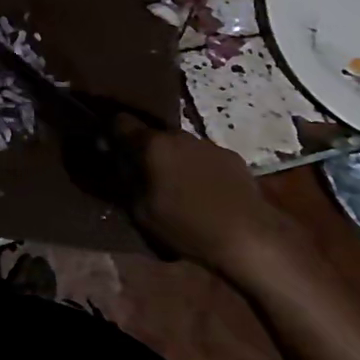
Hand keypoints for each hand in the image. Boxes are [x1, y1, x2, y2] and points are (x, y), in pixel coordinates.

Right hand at [115, 117, 305, 281]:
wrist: (250, 237)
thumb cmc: (186, 226)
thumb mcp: (141, 211)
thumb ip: (125, 180)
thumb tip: (118, 162)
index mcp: (153, 145)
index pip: (121, 122)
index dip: (111, 134)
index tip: (109, 151)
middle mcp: (179, 135)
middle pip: (153, 135)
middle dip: (145, 151)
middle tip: (144, 177)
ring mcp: (208, 144)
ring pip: (180, 146)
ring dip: (173, 160)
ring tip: (177, 189)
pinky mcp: (232, 157)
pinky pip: (203, 158)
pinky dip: (197, 169)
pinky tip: (204, 194)